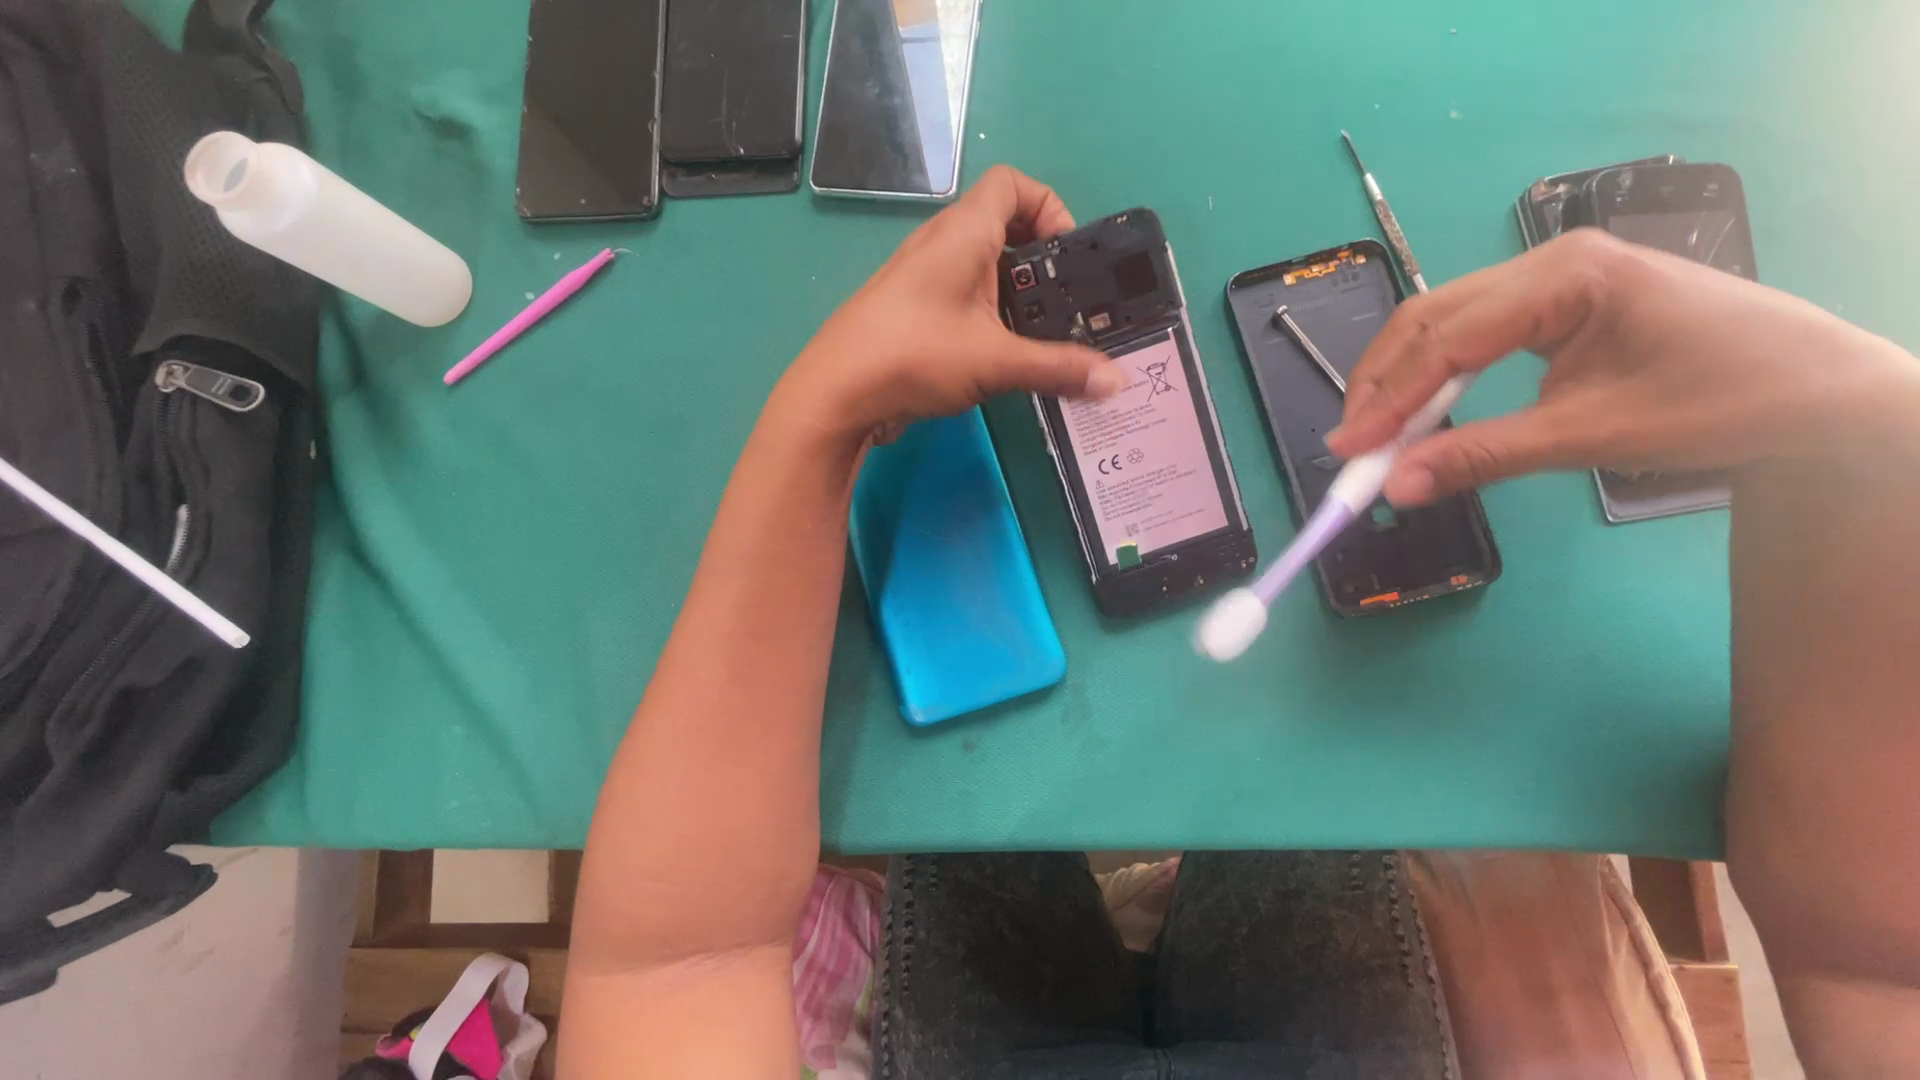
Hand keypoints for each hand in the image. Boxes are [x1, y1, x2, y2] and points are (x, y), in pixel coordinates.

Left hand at [776, 166, 1125, 444]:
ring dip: (1018, 298)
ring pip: (985, 272)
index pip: (1011, 183)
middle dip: (1043, 263)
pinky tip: (1008, 361)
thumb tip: (1115, 382)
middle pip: (1004, 230)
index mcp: (962, 233)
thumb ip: (1058, 368)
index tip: (1069, 254)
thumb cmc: (914, 355)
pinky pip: (966, 304)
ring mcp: (925, 283)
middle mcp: (942, 247)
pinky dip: (993, 321)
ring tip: (1046, 338)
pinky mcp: (916, 318)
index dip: (1048, 205)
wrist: (836, 396)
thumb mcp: (995, 361)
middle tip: (1069, 306)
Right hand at [1325, 229, 1919, 505]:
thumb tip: (1397, 488)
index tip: (1347, 448)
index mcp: (1566, 276)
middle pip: (1430, 318)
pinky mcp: (1553, 304)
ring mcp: (1550, 278)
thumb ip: (1485, 456)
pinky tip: (1420, 409)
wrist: (1820, 393)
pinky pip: (1469, 335)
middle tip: (1351, 443)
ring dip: (1401, 378)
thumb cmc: (1722, 402)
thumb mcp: (1593, 435)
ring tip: (1374, 431)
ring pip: (1441, 323)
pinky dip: (1434, 376)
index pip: (1447, 337)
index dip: (1389, 397)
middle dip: (1383, 383)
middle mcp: (1548, 263)